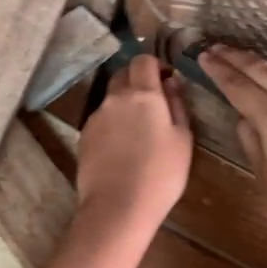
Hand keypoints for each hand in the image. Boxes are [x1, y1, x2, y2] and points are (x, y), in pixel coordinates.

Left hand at [75, 54, 192, 228]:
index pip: (143, 60)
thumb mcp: (182, 139)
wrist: (117, 207)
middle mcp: (115, 98)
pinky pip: (101, 119)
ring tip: (138, 131)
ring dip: (124, 103)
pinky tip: (122, 147)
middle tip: (154, 104)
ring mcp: (95, 117)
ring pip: (111, 98)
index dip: (155, 65)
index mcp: (143, 94)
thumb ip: (178, 105)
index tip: (167, 81)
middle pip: (123, 74)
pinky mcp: (83, 136)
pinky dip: (113, 123)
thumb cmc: (160, 174)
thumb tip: (172, 82)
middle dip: (138, 80)